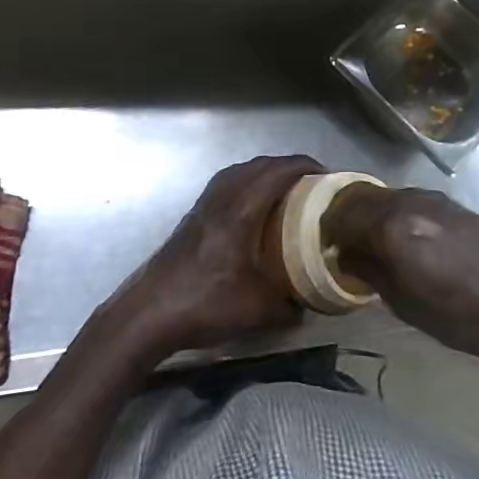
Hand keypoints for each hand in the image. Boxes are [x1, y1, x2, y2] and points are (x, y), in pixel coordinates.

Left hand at [114, 155, 318, 355]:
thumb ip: (292, 305)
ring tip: (287, 194)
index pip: (278, 171)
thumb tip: (311, 302)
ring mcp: (204, 204)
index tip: (329, 177)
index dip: (306, 166)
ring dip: (265, 174)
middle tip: (313, 186)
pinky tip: (254, 211)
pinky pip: (227, 185)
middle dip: (289, 167)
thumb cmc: (206, 305)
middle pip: (259, 165)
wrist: (149, 313)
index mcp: (241, 210)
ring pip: (239, 172)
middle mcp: (222, 197)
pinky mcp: (193, 216)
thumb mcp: (260, 311)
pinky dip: (247, 185)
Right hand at [326, 187, 478, 368]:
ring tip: (366, 237)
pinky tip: (396, 232)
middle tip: (339, 239)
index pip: (342, 218)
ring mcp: (430, 197)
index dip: (328, 232)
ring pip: (383, 194)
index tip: (324, 247)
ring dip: (367, 210)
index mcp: (393, 229)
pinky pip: (405, 198)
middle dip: (344, 215)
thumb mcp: (405, 304)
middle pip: (359, 197)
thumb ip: (369, 271)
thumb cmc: (463, 318)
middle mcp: (408, 203)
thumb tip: (346, 254)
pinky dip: (391, 210)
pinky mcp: (448, 200)